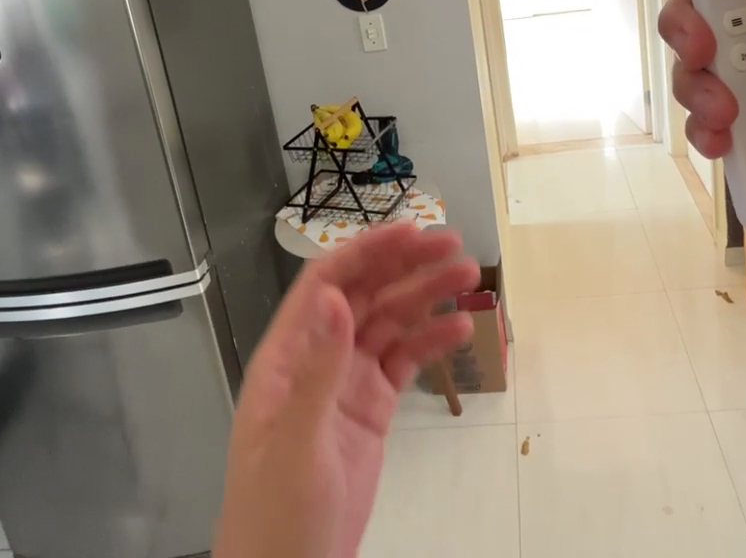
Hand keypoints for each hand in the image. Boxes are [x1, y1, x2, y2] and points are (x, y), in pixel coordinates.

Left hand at [215, 224, 476, 557]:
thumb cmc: (277, 514)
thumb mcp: (296, 444)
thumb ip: (317, 370)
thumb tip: (333, 297)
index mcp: (288, 356)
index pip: (327, 284)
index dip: (367, 251)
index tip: (411, 232)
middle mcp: (318, 358)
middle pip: (365, 294)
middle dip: (406, 265)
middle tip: (453, 245)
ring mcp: (347, 383)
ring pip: (390, 323)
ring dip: (426, 297)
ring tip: (469, 279)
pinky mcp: (371, 408)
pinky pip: (403, 361)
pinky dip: (430, 342)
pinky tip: (460, 331)